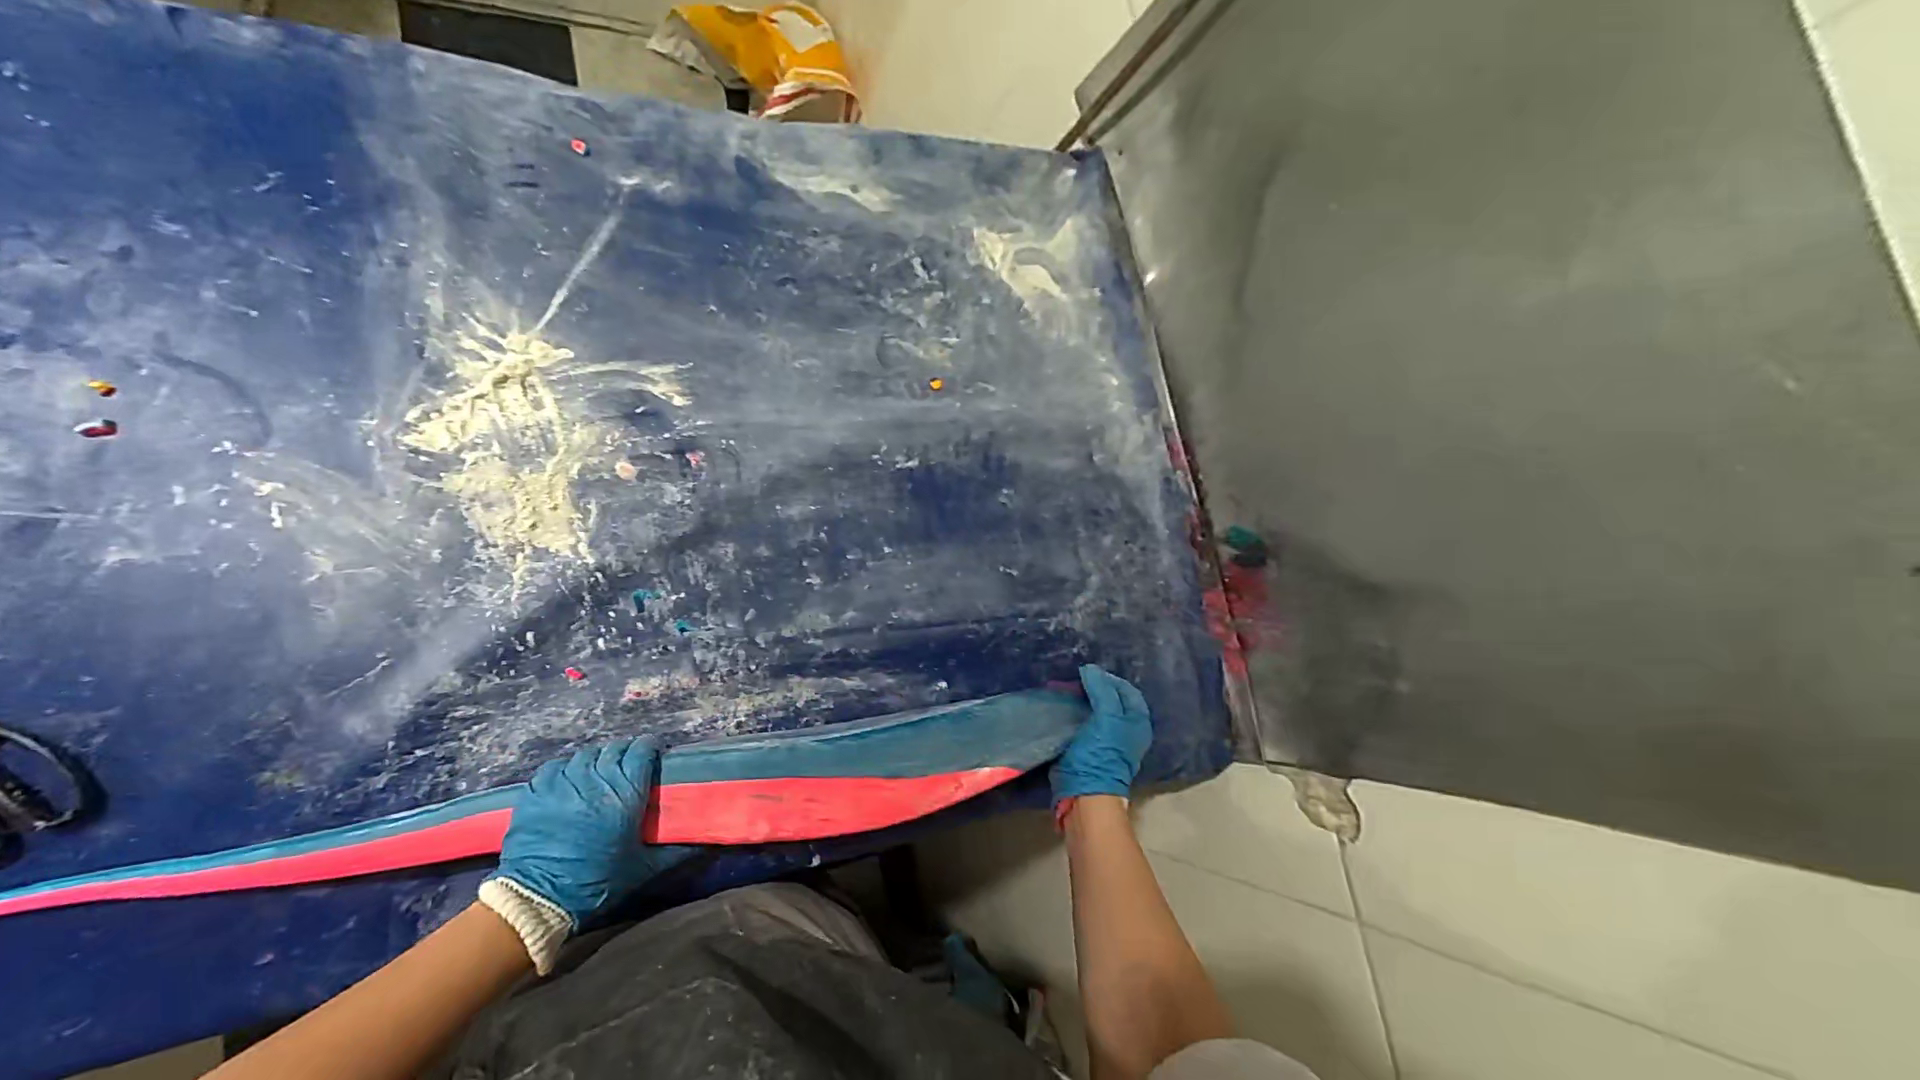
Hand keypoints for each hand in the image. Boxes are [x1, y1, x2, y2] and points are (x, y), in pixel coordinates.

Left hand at [489, 738, 690, 930]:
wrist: (539, 898)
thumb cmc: (598, 881)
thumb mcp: (644, 867)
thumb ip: (676, 851)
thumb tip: (707, 846)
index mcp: (627, 791)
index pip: (642, 749)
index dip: (650, 747)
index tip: (654, 754)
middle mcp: (597, 778)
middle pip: (615, 748)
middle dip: (624, 753)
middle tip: (627, 767)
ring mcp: (564, 782)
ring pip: (585, 754)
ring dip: (595, 760)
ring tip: (597, 773)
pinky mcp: (536, 791)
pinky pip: (555, 766)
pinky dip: (565, 769)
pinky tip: (567, 781)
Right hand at [1050, 665, 1153, 804]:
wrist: (1086, 793)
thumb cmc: (1101, 753)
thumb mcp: (1107, 716)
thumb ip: (1102, 690)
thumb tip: (1091, 669)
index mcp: (1137, 721)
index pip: (1125, 690)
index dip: (1108, 678)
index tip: (1087, 673)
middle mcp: (1126, 729)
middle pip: (1110, 699)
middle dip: (1093, 687)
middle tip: (1073, 680)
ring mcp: (1108, 740)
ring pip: (1095, 710)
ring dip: (1080, 700)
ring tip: (1064, 691)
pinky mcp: (1090, 748)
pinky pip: (1083, 723)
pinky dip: (1073, 713)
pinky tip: (1061, 707)